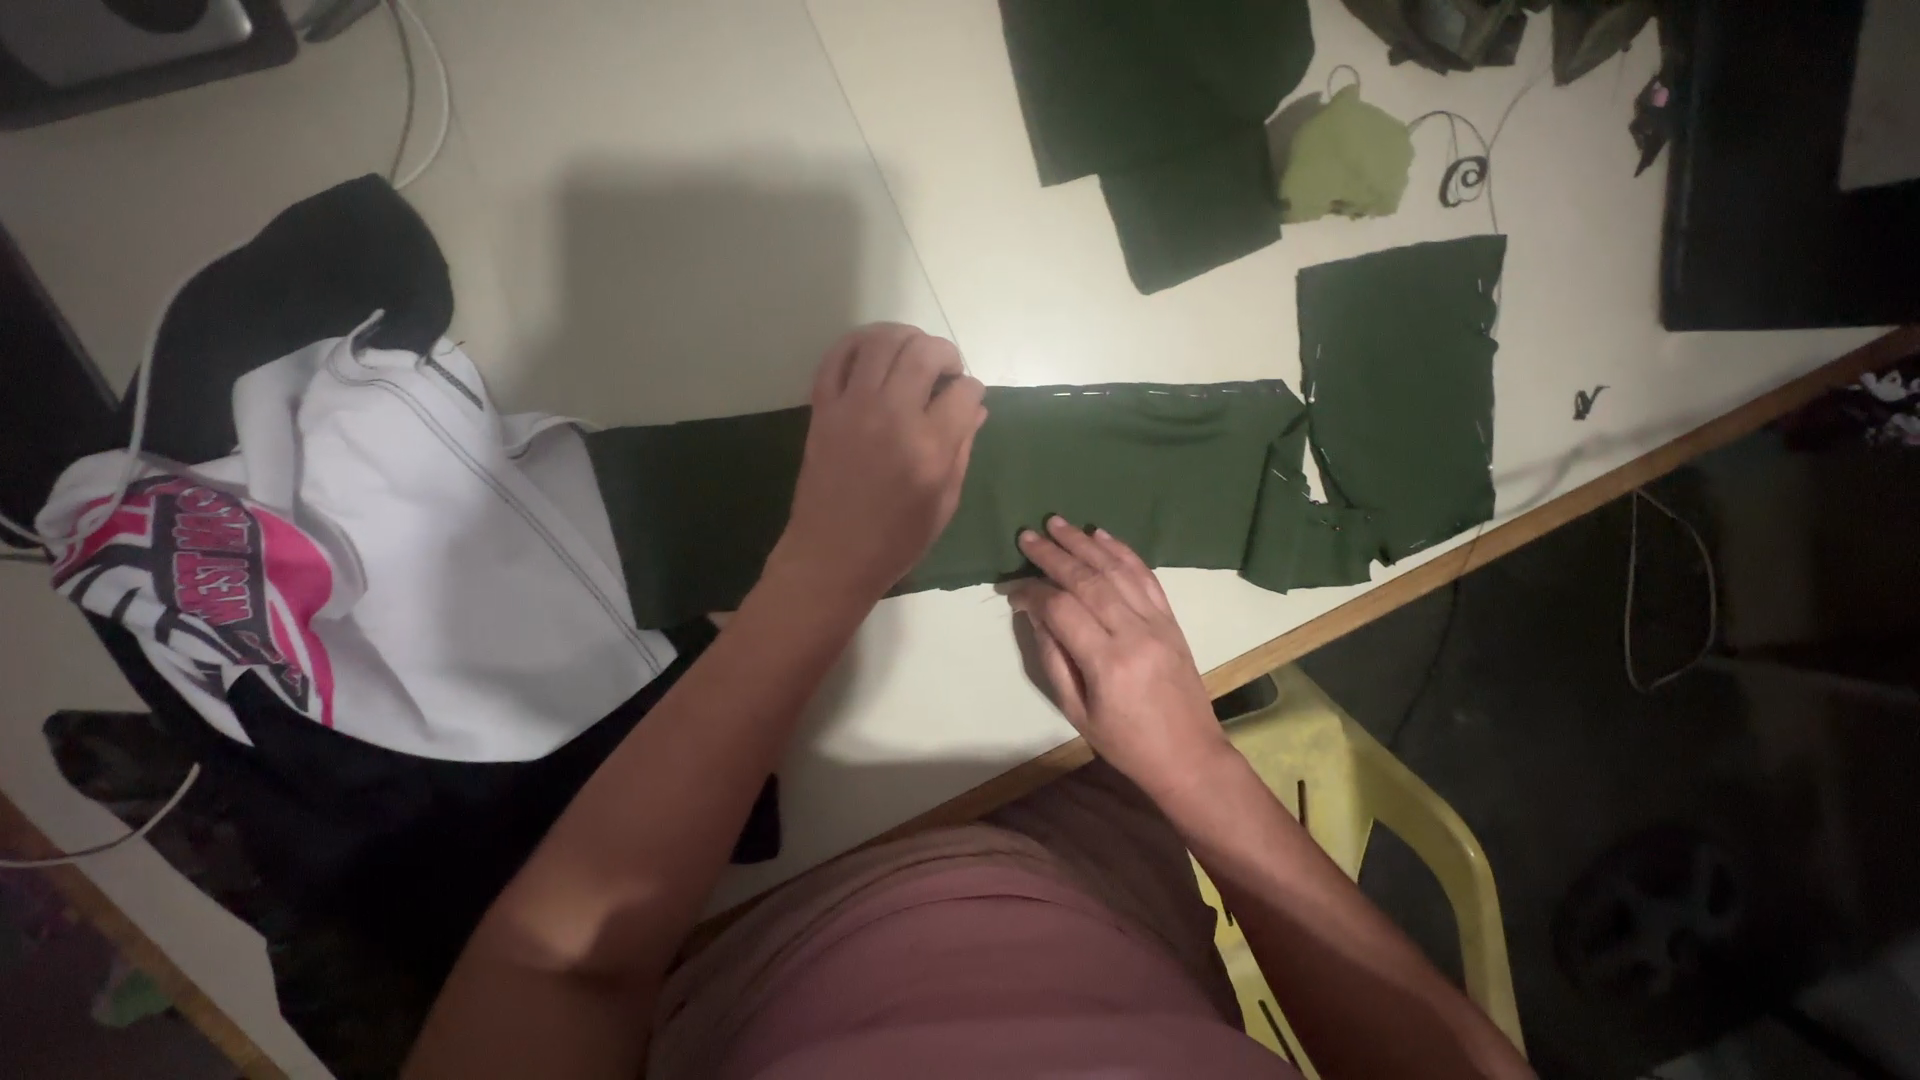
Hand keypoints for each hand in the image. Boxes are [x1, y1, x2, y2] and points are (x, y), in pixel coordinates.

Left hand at [770, 323, 986, 603]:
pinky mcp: (823, 409)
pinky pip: (837, 357)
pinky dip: (857, 344)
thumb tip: (974, 408)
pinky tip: (873, 352)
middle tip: (946, 371)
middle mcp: (893, 416)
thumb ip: (961, 449)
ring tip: (913, 353)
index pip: (964, 390)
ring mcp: (853, 408)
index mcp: (930, 446)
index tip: (967, 400)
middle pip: (925, 352)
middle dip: (945, 353)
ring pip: (882, 342)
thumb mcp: (945, 502)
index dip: (972, 391)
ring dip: (905, 337)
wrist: (832, 555)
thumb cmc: (896, 540)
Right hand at [1010, 516, 1230, 793]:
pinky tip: (1101, 536)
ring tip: (1057, 524)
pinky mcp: (1171, 620)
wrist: (1189, 755)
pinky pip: (1146, 576)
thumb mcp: (1076, 710)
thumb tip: (1035, 613)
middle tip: (1027, 537)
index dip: (1032, 593)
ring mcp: (1157, 623)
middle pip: (1088, 580)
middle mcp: (1134, 633)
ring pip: (1117, 570)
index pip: (1062, 608)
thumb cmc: (1125, 743)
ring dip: (1084, 543)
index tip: (1012, 589)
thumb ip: (1054, 657)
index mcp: (1107, 662)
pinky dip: (1123, 552)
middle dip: (1053, 555)